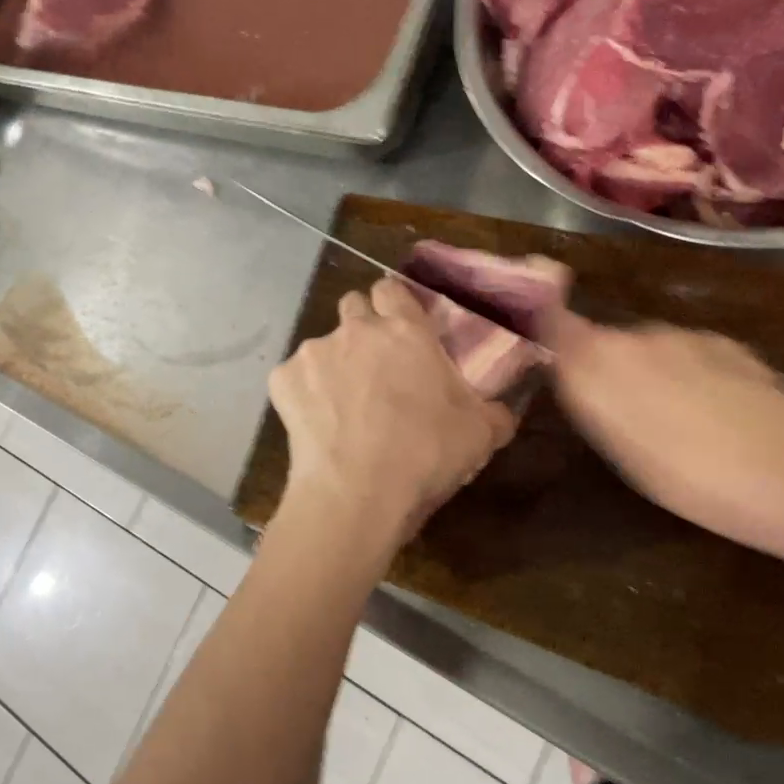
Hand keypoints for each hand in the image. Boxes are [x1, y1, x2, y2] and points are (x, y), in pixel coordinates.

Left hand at [268, 278, 518, 545]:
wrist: (357, 494)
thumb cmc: (426, 455)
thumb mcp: (481, 434)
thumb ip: (492, 411)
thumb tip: (501, 411)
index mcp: (406, 330)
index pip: (392, 289)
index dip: (395, 305)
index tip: (400, 328)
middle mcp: (357, 329)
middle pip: (353, 305)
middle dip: (361, 326)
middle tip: (375, 364)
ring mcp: (314, 352)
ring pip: (322, 345)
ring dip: (333, 365)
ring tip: (343, 407)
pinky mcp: (282, 380)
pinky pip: (293, 378)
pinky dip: (304, 395)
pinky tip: (318, 426)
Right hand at [542, 311, 783, 564]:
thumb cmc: (689, 474)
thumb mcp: (616, 442)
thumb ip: (581, 389)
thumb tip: (552, 351)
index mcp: (601, 356)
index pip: (556, 322)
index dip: (542, 323)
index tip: (529, 339)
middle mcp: (641, 335)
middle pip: (602, 340)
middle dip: (598, 365)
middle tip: (605, 413)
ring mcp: (691, 338)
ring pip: (647, 350)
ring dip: (644, 374)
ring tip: (661, 422)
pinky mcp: (733, 350)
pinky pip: (689, 357)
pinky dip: (685, 376)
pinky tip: (707, 416)